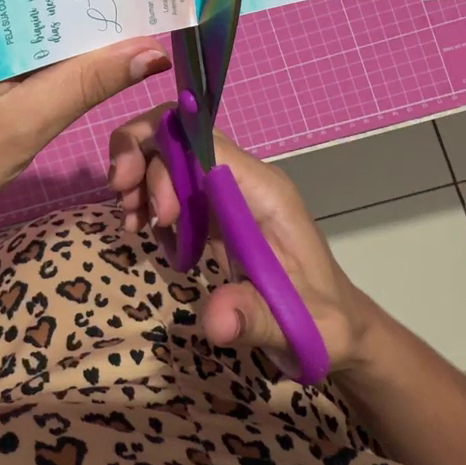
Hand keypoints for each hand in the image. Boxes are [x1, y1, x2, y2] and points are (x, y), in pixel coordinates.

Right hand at [106, 106, 383, 372]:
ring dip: (138, 181)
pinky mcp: (211, 206)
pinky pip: (168, 183)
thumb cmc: (325, 324)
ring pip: (165, 154)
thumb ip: (255, 318)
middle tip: (130, 212)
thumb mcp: (299, 328)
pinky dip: (147, 202)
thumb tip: (214, 322)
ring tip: (134, 224)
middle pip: (175, 136)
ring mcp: (223, 190)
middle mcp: (240, 179)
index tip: (146, 203)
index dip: (161, 154)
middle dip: (139, 163)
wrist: (335, 327)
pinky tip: (151, 237)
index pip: (202, 139)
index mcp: (262, 191)